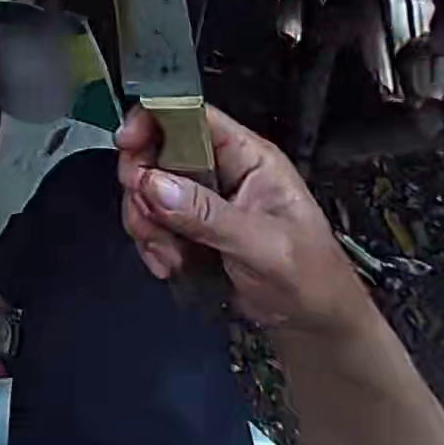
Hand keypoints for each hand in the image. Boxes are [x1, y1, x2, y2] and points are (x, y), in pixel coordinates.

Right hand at [117, 104, 371, 334]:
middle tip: (147, 218)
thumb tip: (153, 183)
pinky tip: (168, 266)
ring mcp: (199, 197)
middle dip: (142, 184)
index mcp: (245, 156)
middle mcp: (218, 168)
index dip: (153, 119)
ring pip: (146, 187)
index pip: (191, 115)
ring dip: (146, 222)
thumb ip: (208, 215)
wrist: (316, 329)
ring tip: (168, 257)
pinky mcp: (186, 225)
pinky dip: (150, 242)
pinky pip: (150, 219)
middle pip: (156, 149)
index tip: (127, 144)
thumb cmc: (309, 279)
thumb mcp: (265, 247)